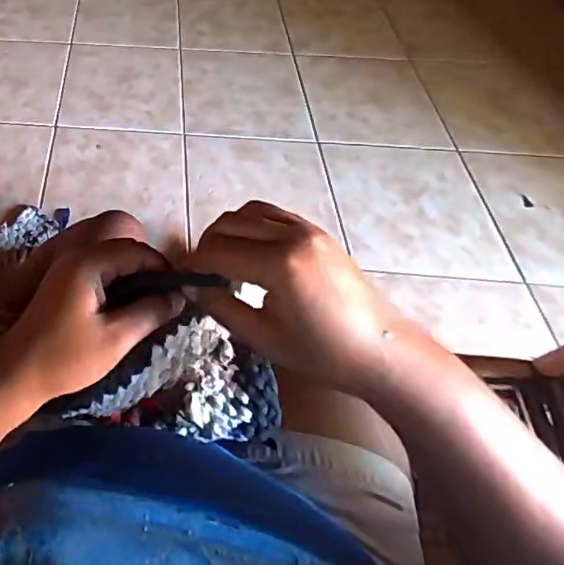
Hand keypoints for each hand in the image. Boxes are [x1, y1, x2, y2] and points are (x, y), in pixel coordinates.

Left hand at [0, 238, 186, 401]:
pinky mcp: (64, 278)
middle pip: (125, 248)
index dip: (162, 269)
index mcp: (89, 262)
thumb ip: (150, 312)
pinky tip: (124, 305)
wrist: (15, 374)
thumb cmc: (66, 358)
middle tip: (165, 300)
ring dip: (133, 274)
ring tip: (148, 304)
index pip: (138, 250)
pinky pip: (100, 266)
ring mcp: (68, 265)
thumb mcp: (116, 339)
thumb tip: (178, 297)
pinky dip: (117, 278)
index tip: (178, 293)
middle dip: (149, 270)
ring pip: (113, 256)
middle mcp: (78, 255)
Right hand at [181, 201, 415, 395]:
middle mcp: (291, 235)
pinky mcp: (316, 229)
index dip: (195, 265)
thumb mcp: (265, 338)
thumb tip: (194, 289)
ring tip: (225, 261)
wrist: (379, 348)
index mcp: (279, 264)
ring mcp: (306, 228)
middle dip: (207, 245)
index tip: (184, 280)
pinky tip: (252, 252)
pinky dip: (252, 225)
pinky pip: (272, 214)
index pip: (218, 251)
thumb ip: (223, 308)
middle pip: (229, 224)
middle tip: (202, 274)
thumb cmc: (322, 353)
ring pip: (249, 212)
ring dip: (229, 230)